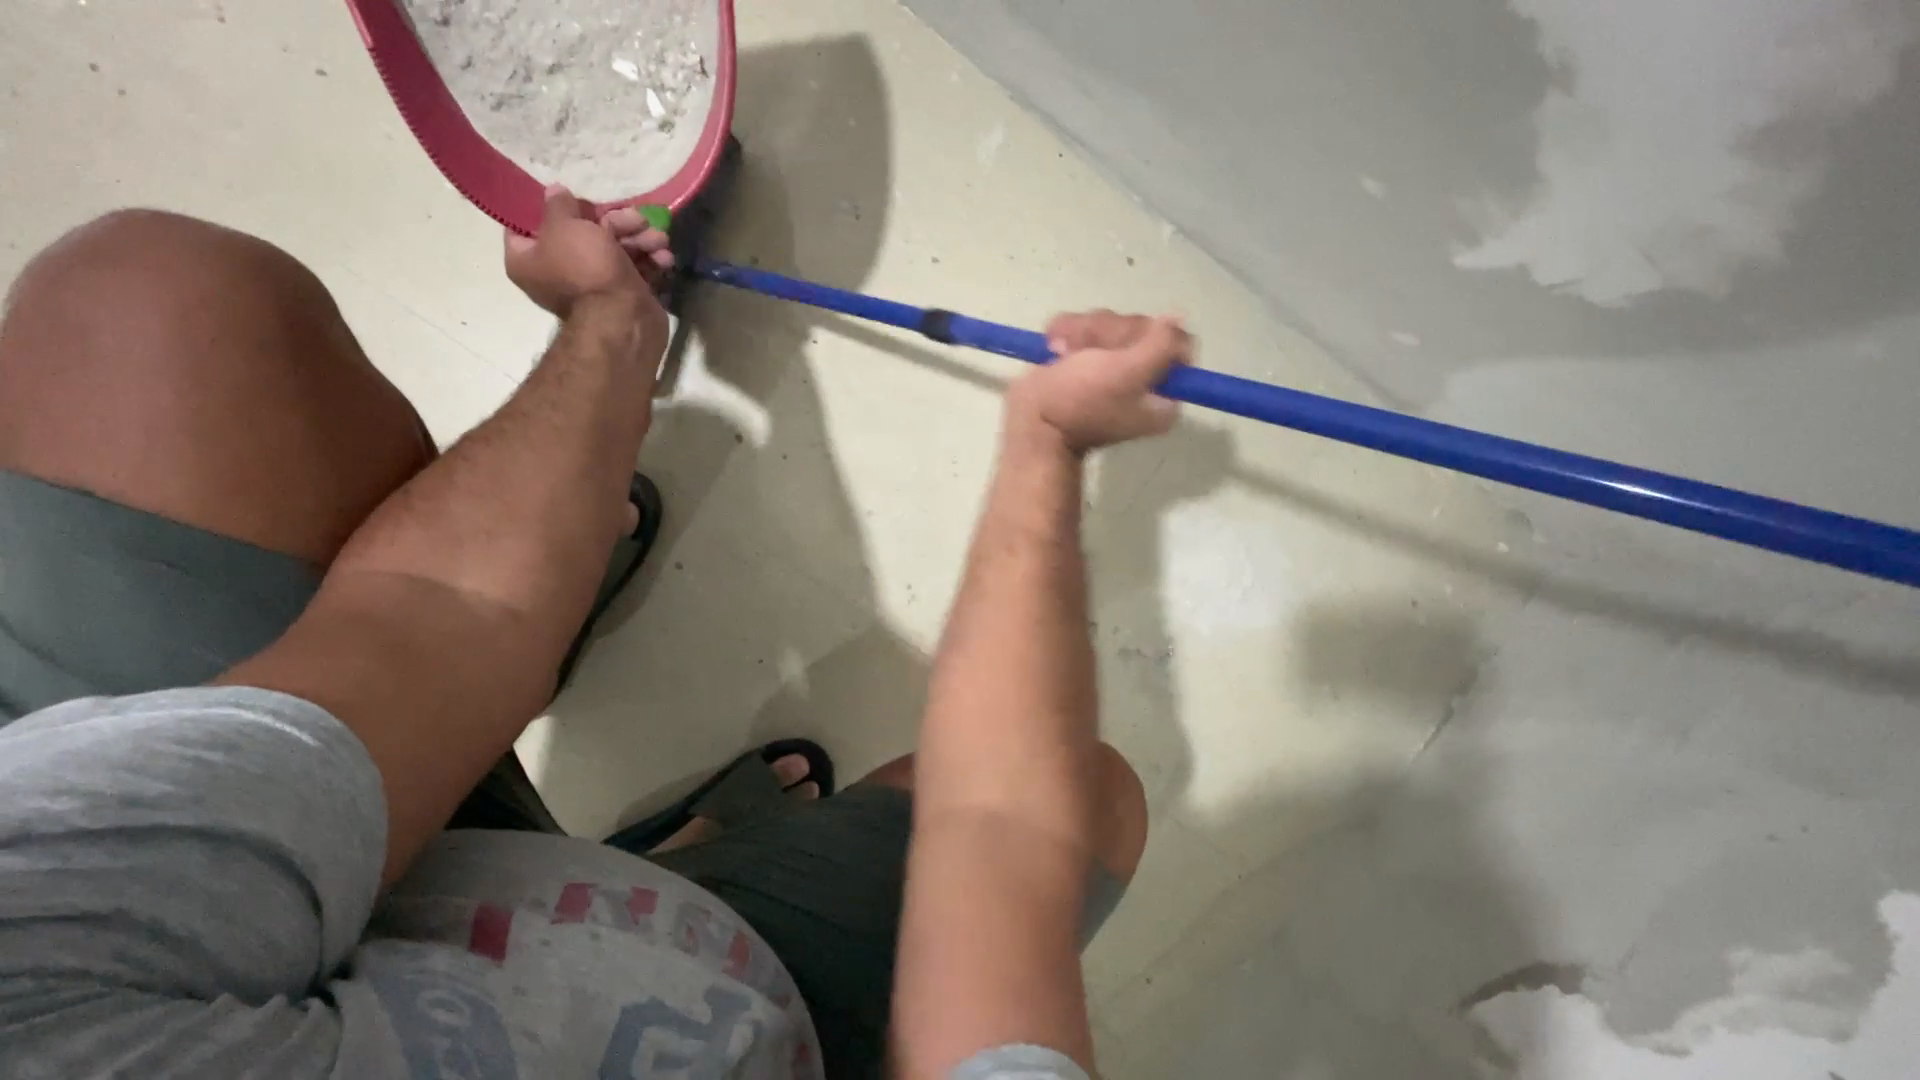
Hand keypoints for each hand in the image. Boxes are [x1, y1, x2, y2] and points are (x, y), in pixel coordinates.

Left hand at [503, 185, 674, 319]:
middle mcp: (558, 273)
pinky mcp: (624, 294)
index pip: (529, 226)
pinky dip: (651, 260)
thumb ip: (558, 205)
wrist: (623, 318)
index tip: (574, 199)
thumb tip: (555, 192)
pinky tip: (664, 258)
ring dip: (641, 239)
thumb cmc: (585, 269)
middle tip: (637, 219)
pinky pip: (635, 268)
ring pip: (616, 248)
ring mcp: (594, 285)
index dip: (554, 210)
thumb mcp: (563, 226)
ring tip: (659, 240)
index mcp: (528, 260)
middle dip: (617, 223)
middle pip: (585, 233)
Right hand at [1010, 310, 1189, 452]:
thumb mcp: (1127, 374)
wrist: (1029, 423)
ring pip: (1110, 325)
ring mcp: (1110, 370)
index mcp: (1161, 394)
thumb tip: (1177, 318)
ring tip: (1062, 351)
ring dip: (1082, 331)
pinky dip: (1067, 332)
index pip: (1177, 343)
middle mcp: (1141, 382)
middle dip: (1108, 333)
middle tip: (1086, 352)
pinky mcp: (1083, 362)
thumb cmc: (1078, 404)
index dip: (1150, 335)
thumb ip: (1161, 346)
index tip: (1126, 347)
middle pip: (1141, 329)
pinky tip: (1055, 347)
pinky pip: (1085, 329)